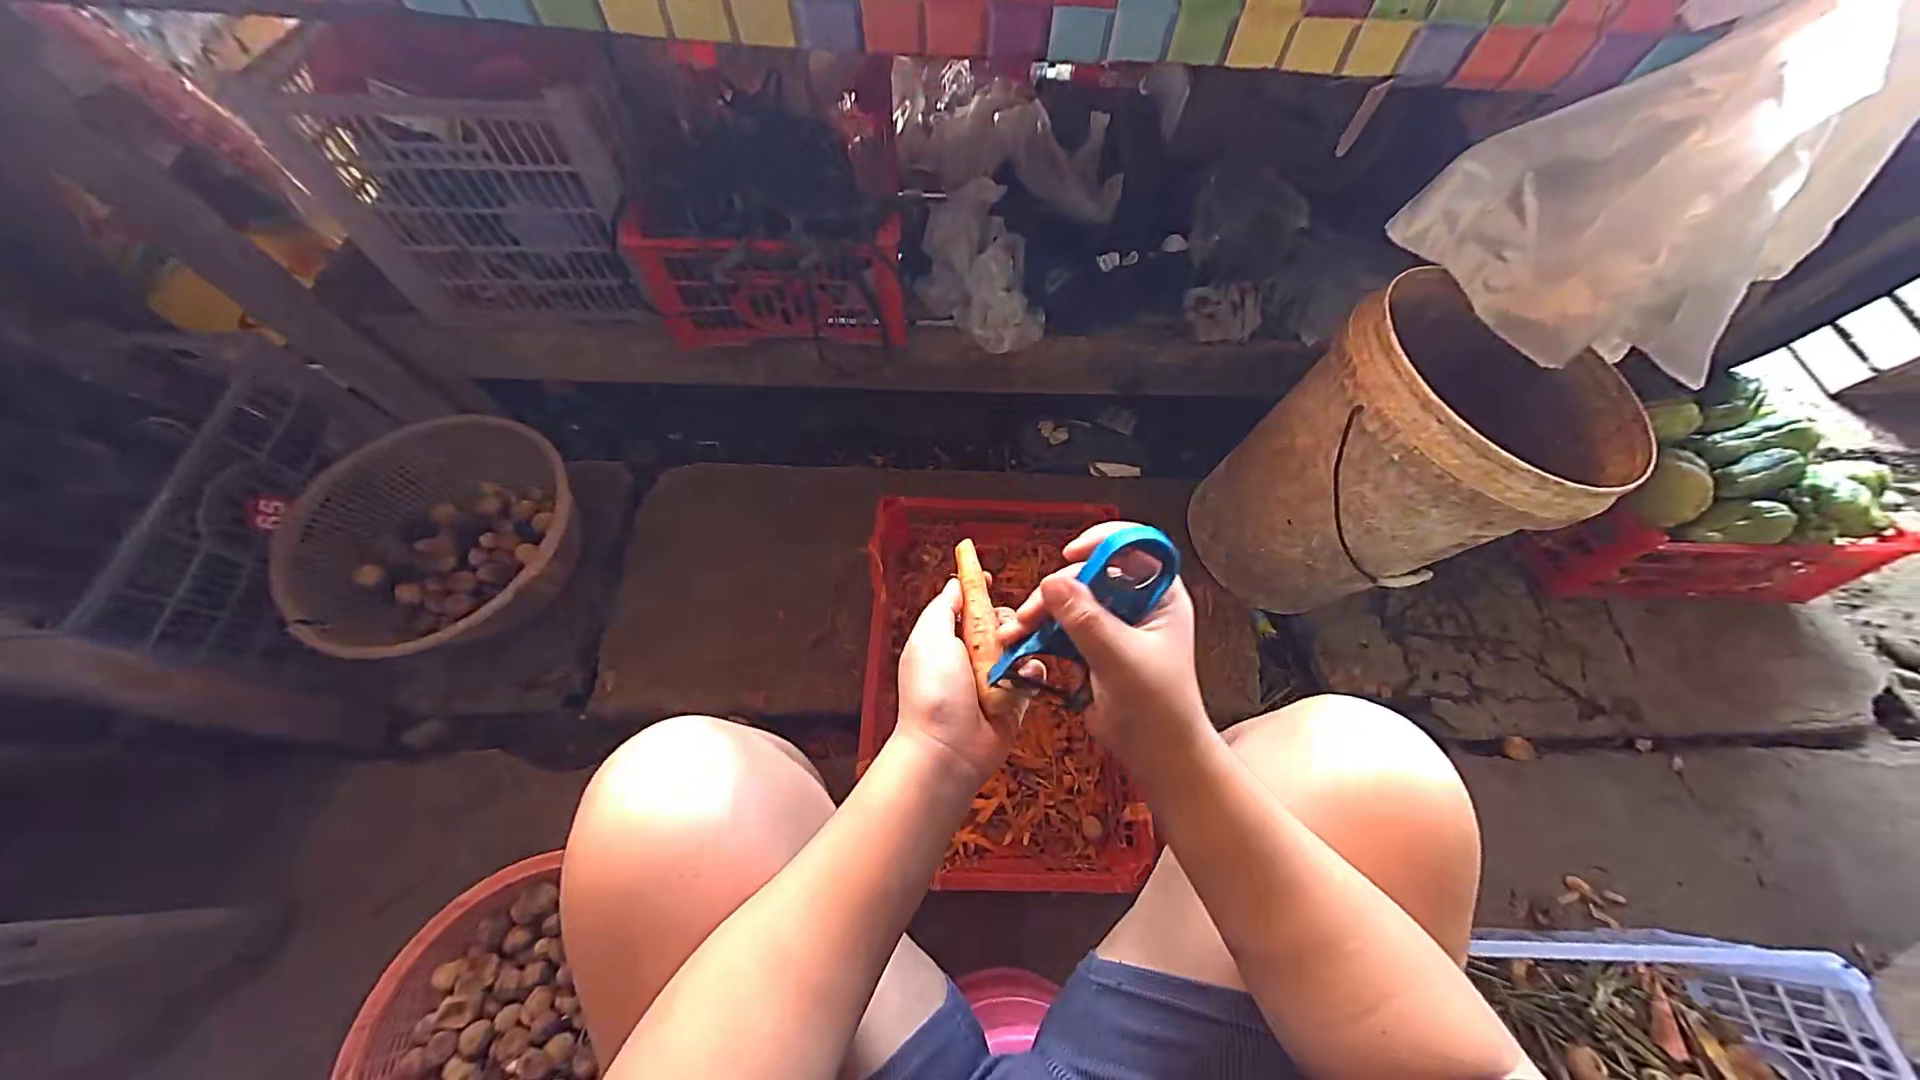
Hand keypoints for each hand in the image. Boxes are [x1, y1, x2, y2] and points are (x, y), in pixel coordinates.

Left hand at [893, 578, 1034, 787]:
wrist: (948, 749)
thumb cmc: (931, 694)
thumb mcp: (928, 637)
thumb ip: (943, 607)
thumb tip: (955, 583)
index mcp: (946, 639)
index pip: (967, 604)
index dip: (978, 588)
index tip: (988, 576)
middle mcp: (971, 655)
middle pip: (1001, 619)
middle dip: (1005, 619)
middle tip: (1000, 631)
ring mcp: (994, 676)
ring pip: (1021, 643)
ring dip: (1020, 644)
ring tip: (1009, 656)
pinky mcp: (1015, 697)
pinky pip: (1033, 673)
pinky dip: (1032, 671)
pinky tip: (1024, 673)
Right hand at [1010, 522, 1212, 768]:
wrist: (1156, 755)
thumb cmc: (1159, 708)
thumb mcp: (1122, 659)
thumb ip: (1087, 620)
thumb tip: (1052, 583)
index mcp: (1160, 596)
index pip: (1133, 548)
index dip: (1102, 543)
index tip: (1070, 554)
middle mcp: (1137, 603)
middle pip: (1089, 575)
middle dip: (1056, 591)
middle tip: (1031, 613)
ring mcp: (1113, 623)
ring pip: (1070, 600)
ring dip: (1041, 612)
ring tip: (1017, 630)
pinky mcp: (1093, 644)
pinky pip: (1061, 626)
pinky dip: (1040, 632)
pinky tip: (1021, 641)